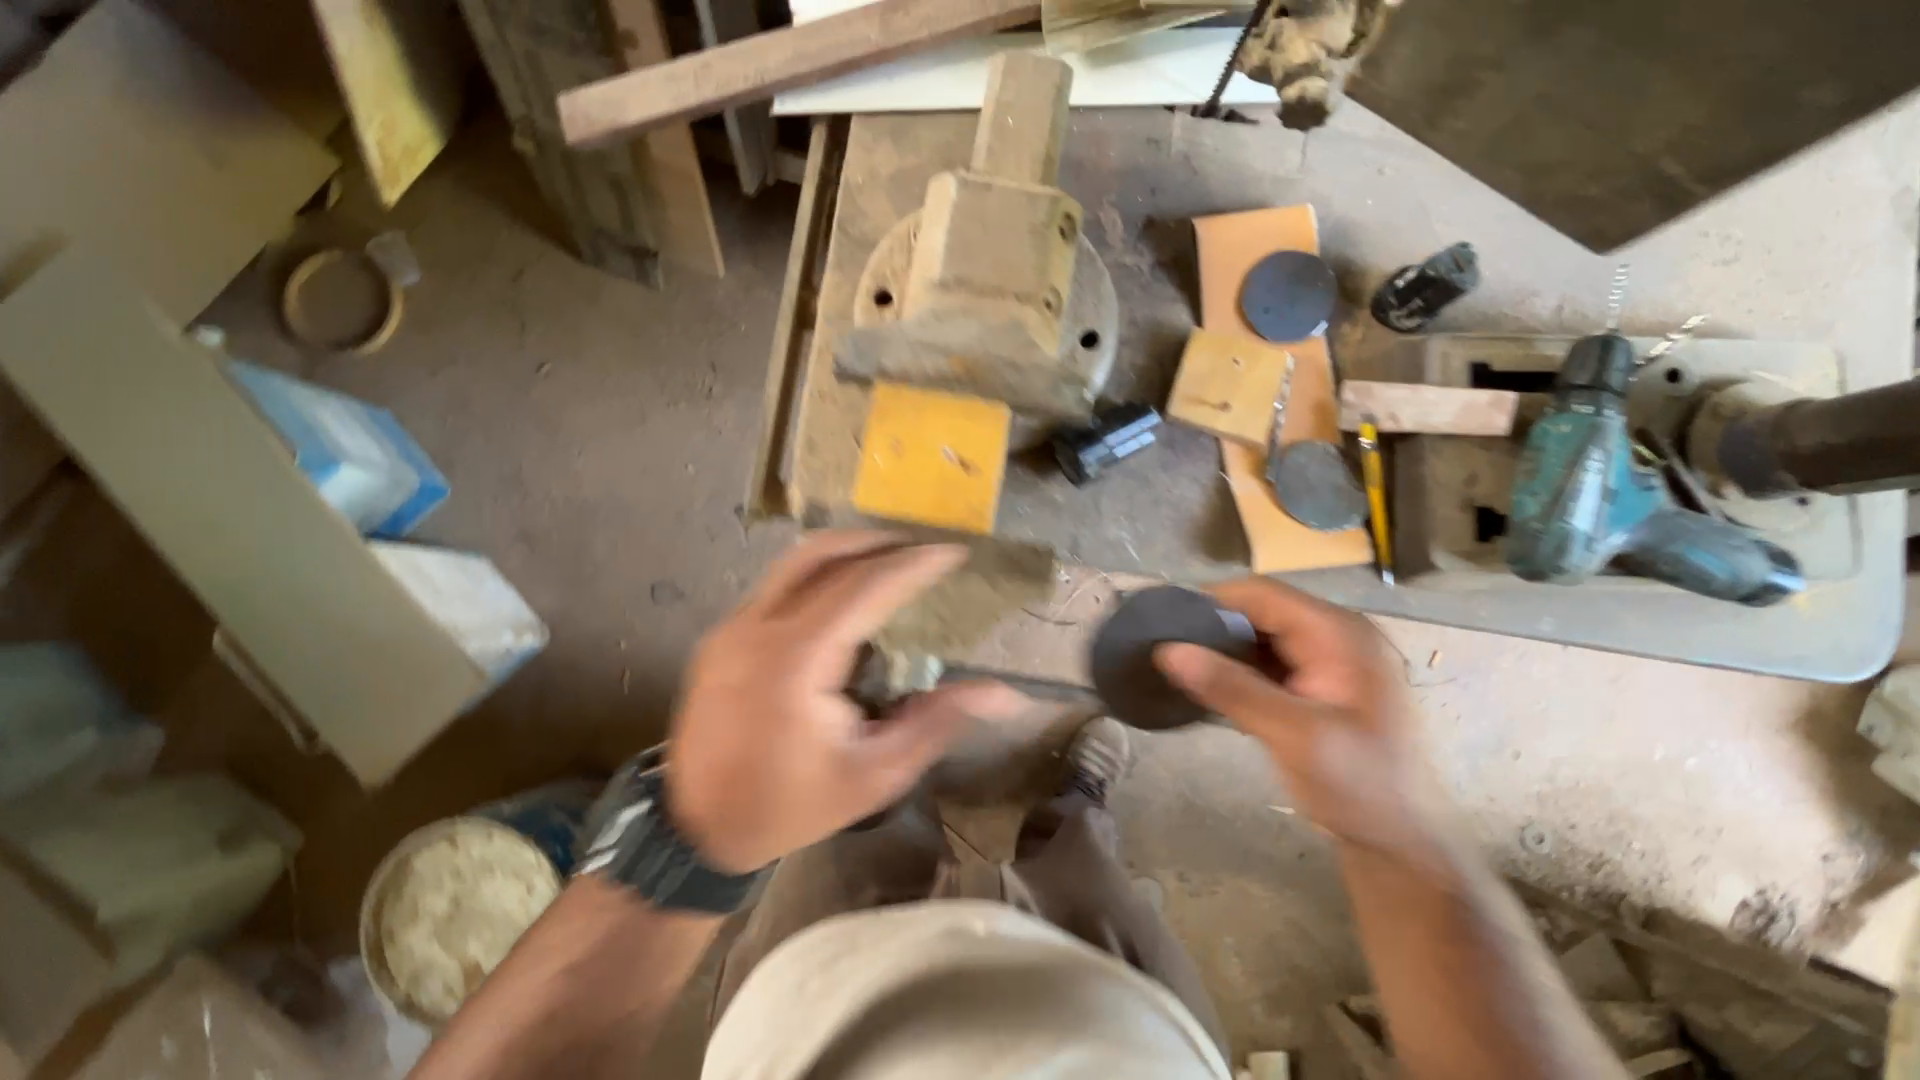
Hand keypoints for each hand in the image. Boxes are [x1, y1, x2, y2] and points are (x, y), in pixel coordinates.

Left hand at [665, 530, 1027, 873]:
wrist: (694, 832)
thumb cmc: (790, 807)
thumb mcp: (874, 775)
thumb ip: (937, 722)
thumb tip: (1003, 694)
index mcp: (795, 661)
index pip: (863, 587)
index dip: (912, 565)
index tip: (952, 553)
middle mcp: (757, 628)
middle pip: (823, 555)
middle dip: (879, 544)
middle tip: (922, 549)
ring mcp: (731, 628)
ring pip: (793, 562)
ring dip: (846, 553)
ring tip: (890, 563)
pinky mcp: (720, 637)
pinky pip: (775, 586)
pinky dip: (817, 577)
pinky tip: (844, 598)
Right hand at [1154, 578, 1437, 851]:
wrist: (1398, 840)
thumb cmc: (1356, 786)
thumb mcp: (1293, 736)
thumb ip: (1232, 689)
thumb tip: (1169, 650)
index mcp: (1339, 634)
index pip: (1262, 594)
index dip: (1209, 601)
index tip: (1162, 620)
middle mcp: (1336, 634)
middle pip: (1261, 610)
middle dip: (1213, 624)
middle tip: (1163, 646)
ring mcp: (1331, 659)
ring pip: (1262, 634)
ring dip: (1223, 647)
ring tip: (1177, 664)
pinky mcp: (1322, 683)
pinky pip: (1272, 660)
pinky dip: (1240, 668)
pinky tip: (1209, 687)